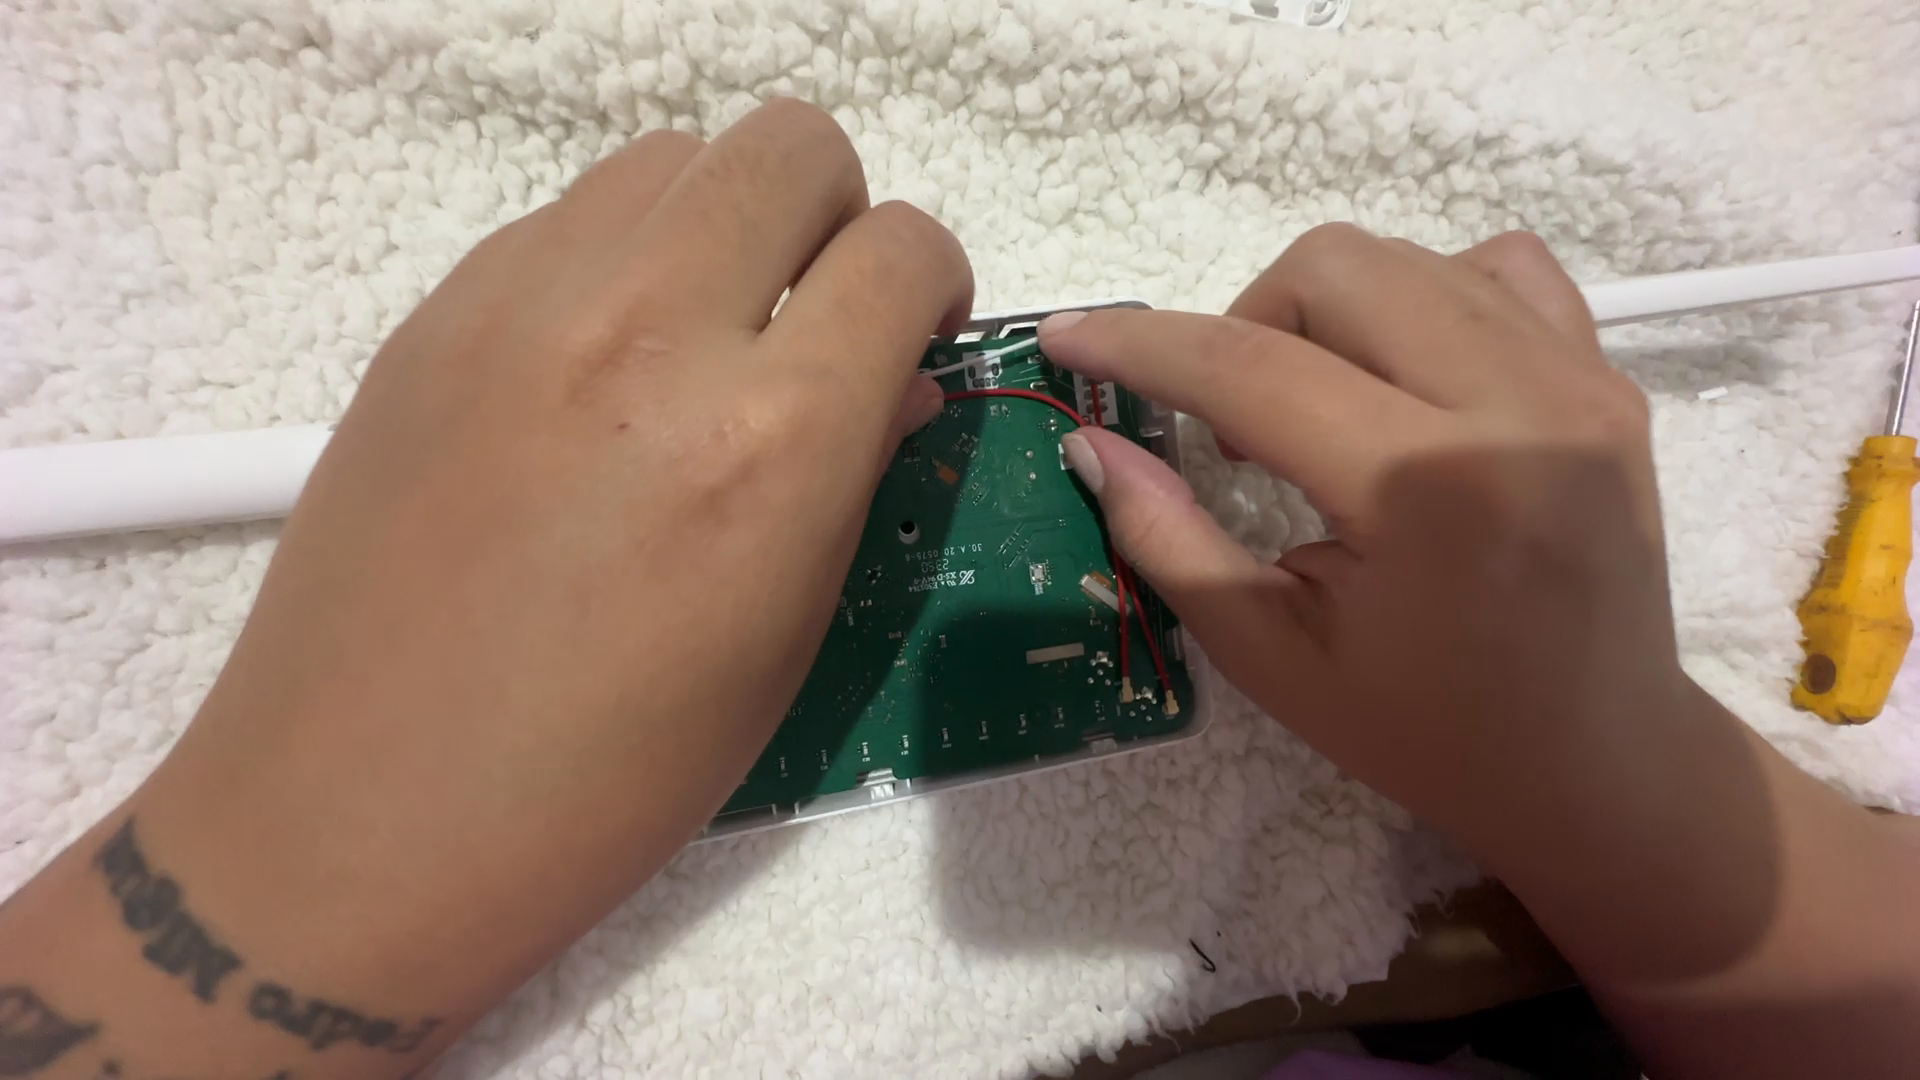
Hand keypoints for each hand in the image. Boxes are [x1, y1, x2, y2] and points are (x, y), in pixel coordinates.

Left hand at [0, 100, 970, 1074]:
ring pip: (680, 157)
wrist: (369, 819)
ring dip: (736, 225)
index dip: (938, 280)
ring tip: (721, 333)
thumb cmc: (626, 766)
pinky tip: (617, 363)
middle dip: (843, 218)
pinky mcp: (435, 312)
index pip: (903, 253)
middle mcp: (654, 333)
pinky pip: (579, 215)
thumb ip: (862, 471)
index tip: (920, 335)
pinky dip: (637, 255)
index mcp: (772, 440)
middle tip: (826, 318)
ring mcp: (526, 305)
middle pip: (792, 145)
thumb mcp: (792, 632)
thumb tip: (905, 379)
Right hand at [1042, 225, 1676, 843]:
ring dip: (1312, 316)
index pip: (1247, 368)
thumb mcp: (1262, 652)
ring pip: (1401, 257)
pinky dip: (1409, 300)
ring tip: (1304, 410)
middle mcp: (1516, 403)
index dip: (1138, 344)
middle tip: (1226, 423)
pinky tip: (1391, 377)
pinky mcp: (1604, 376)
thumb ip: (1165, 536)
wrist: (1595, 762)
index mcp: (1425, 488)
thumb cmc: (1417, 728)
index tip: (1067, 337)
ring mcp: (1577, 378)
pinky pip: (1489, 272)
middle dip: (1236, 325)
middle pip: (1330, 269)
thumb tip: (1090, 445)